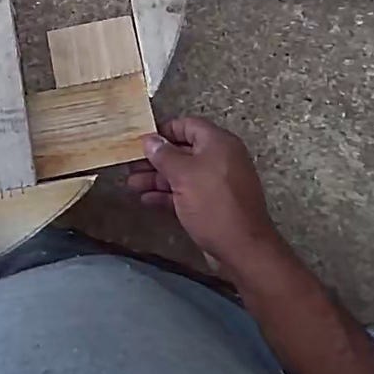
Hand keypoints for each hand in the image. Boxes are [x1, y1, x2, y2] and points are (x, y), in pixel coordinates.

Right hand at [129, 116, 289, 276]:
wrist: (242, 248)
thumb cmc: (213, 203)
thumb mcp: (184, 175)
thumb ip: (164, 155)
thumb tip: (150, 139)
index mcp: (218, 142)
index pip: (187, 126)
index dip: (164, 131)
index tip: (142, 141)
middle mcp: (220, 158)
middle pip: (183, 151)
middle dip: (156, 159)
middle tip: (131, 165)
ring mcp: (218, 182)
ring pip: (183, 174)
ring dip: (157, 178)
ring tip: (132, 184)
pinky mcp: (214, 204)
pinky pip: (188, 192)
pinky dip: (169, 194)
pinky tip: (147, 199)